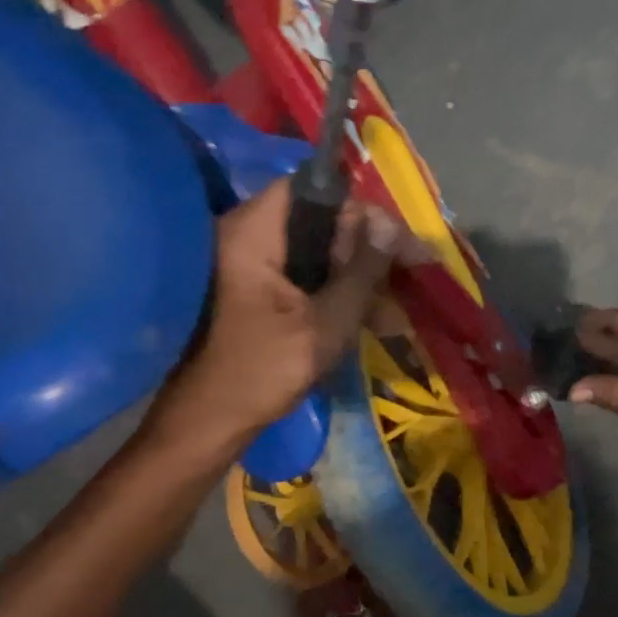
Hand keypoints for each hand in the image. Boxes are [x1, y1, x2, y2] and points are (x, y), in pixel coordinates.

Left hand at [141, 180, 421, 467]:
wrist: (207, 425)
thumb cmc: (262, 370)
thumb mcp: (327, 322)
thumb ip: (362, 270)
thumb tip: (389, 223)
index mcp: (253, 233)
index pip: (316, 191)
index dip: (363, 211)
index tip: (400, 243)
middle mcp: (247, 236)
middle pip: (320, 221)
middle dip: (368, 249)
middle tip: (410, 275)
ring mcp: (249, 265)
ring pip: (318, 252)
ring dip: (359, 276)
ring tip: (397, 310)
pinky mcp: (255, 292)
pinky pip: (306, 277)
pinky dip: (337, 293)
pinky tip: (373, 320)